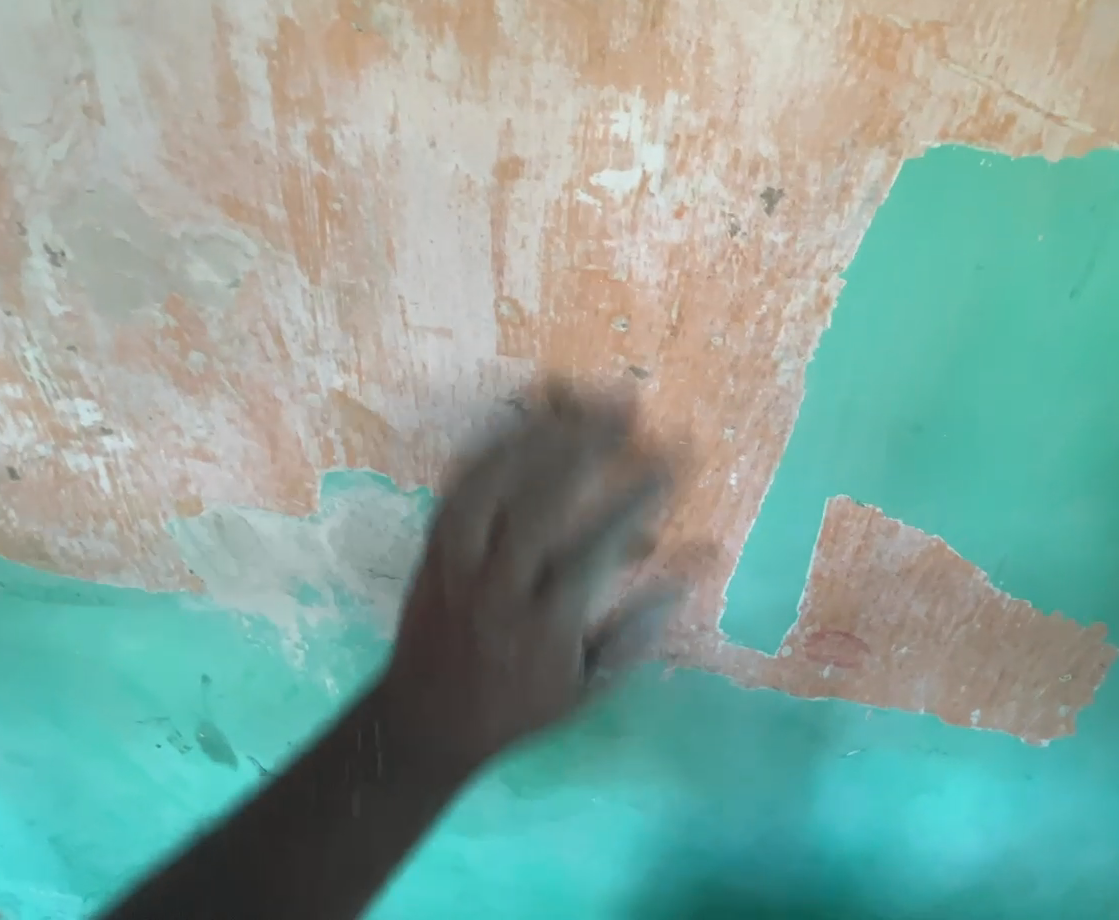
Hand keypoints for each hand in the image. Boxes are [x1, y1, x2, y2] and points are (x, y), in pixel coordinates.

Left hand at [379, 379, 685, 774]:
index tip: (671, 463)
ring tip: (579, 397)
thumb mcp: (589, 687)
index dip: (634, 502)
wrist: (423, 721)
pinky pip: (457, 487)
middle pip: (540, 506)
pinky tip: (520, 418)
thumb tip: (695, 564)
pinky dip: (491, 446)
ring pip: (493, 487)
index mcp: (541, 627)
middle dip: (587, 450)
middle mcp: (496, 589)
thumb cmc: (520, 704)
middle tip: (627, 408)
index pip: (594, 550)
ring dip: (538, 436)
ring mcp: (455, 564)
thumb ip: (641, 627)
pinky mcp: (430, 547)